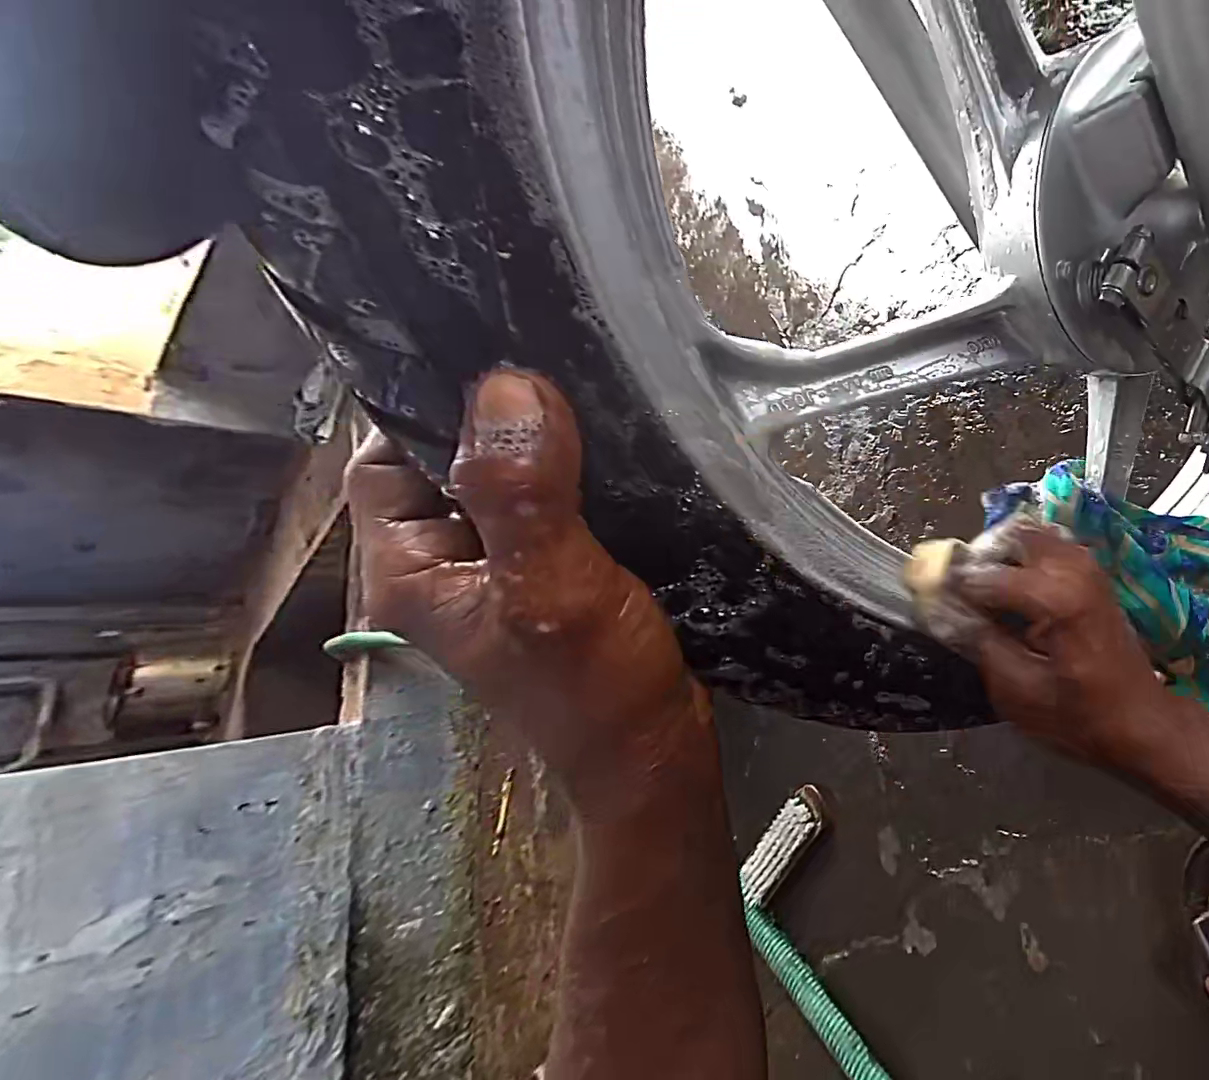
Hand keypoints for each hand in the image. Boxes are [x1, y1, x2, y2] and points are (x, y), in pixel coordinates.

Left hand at [346, 368, 700, 815]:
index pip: (391, 456)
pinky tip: (634, 457)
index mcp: (416, 567)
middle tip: (570, 367)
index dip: (434, 402)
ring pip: (524, 483)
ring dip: (559, 448)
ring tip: (607, 399)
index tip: (501, 351)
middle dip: (510, 420)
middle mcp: (457, 562)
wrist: (657, 750)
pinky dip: (594, 479)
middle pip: (463, 464)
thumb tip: (508, 386)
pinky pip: (570, 507)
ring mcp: (518, 569)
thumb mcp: (553, 590)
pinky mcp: (571, 574)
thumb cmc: (598, 685)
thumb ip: (525, 496)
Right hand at [950, 524, 1204, 771]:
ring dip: (1003, 554)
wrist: (1141, 720)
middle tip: (962, 591)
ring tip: (988, 593)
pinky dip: (1025, 557)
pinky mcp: (1093, 571)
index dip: (950, 586)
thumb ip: (978, 642)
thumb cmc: (1080, 716)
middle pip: (1009, 534)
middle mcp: (1072, 567)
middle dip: (980, 558)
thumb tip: (942, 609)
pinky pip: (1049, 545)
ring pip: (1031, 533)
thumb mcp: (1016, 690)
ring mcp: (1087, 564)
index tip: (929, 597)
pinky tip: (1016, 592)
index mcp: (1054, 597)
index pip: (982, 576)